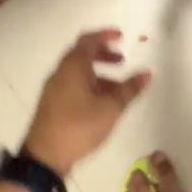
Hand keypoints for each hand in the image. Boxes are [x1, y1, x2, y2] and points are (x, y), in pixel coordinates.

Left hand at [21, 29, 149, 175]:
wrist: (45, 155)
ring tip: (117, 87)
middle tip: (122, 61)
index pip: (89, 40)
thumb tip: (146, 74)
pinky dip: (88, 84)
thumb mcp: (110, 109)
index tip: (121, 37)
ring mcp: (54, 87)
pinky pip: (72, 84)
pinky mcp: (52, 102)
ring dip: (98, 72)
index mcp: (73, 66)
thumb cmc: (79, 126)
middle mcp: (61, 71)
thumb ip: (129, 90)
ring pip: (78, 71)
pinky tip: (101, 103)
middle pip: (82, 53)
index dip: (106, 35)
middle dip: (103, 54)